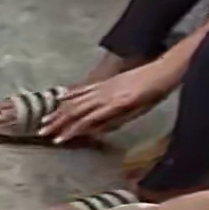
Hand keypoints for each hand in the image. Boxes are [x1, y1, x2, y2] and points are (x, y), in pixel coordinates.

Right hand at [40, 59, 181, 143]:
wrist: (166, 69)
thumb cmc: (156, 93)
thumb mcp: (138, 112)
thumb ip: (114, 121)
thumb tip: (93, 131)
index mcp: (114, 104)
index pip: (87, 120)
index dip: (71, 131)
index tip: (58, 141)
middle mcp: (105, 94)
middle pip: (76, 110)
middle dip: (57, 122)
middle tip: (42, 132)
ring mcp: (104, 86)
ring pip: (76, 100)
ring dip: (59, 110)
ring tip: (45, 120)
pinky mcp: (106, 81)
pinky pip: (84, 89)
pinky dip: (70, 94)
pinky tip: (59, 99)